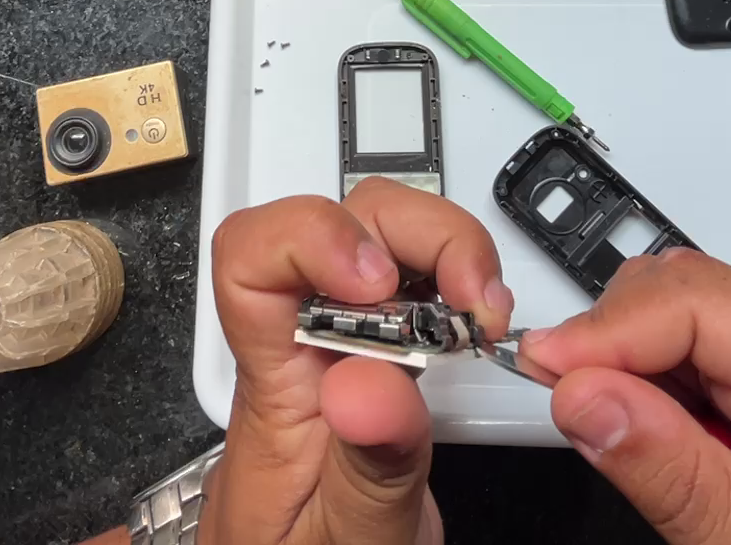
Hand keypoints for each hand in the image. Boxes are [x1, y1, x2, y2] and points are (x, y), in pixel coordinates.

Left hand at [203, 178, 513, 544]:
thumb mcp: (347, 540)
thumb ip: (364, 469)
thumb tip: (372, 383)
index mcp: (274, 380)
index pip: (248, 259)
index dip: (310, 237)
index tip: (380, 282)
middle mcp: (305, 334)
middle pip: (339, 217)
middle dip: (418, 232)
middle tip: (472, 294)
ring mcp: (348, 325)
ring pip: (380, 226)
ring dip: (444, 245)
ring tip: (482, 307)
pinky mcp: (386, 331)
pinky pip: (415, 264)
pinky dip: (458, 268)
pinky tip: (478, 314)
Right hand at [519, 250, 730, 544]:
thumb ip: (680, 482)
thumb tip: (581, 393)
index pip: (692, 299)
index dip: (604, 328)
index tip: (542, 371)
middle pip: (683, 289)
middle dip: (614, 341)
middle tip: (581, 414)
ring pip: (685, 311)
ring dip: (635, 364)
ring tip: (643, 447)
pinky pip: (709, 347)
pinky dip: (667, 386)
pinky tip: (682, 445)